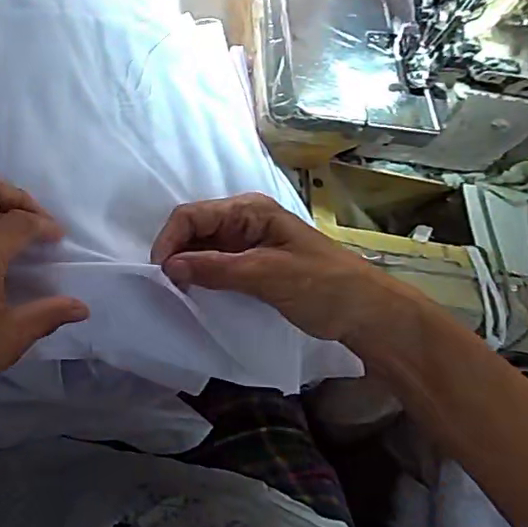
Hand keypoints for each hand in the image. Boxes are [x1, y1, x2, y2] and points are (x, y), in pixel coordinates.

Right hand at [150, 192, 437, 351]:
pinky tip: (192, 292)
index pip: (193, 215)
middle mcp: (243, 221)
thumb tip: (169, 267)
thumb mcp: (269, 275)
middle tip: (164, 284)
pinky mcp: (249, 265)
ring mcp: (246, 243)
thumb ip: (217, 269)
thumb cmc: (325, 286)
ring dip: (184, 265)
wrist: (368, 315)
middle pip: (193, 229)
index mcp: (250, 211)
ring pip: (199, 247)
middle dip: (174, 252)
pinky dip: (198, 276)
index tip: (159, 271)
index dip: (170, 239)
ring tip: (174, 290)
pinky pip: (212, 265)